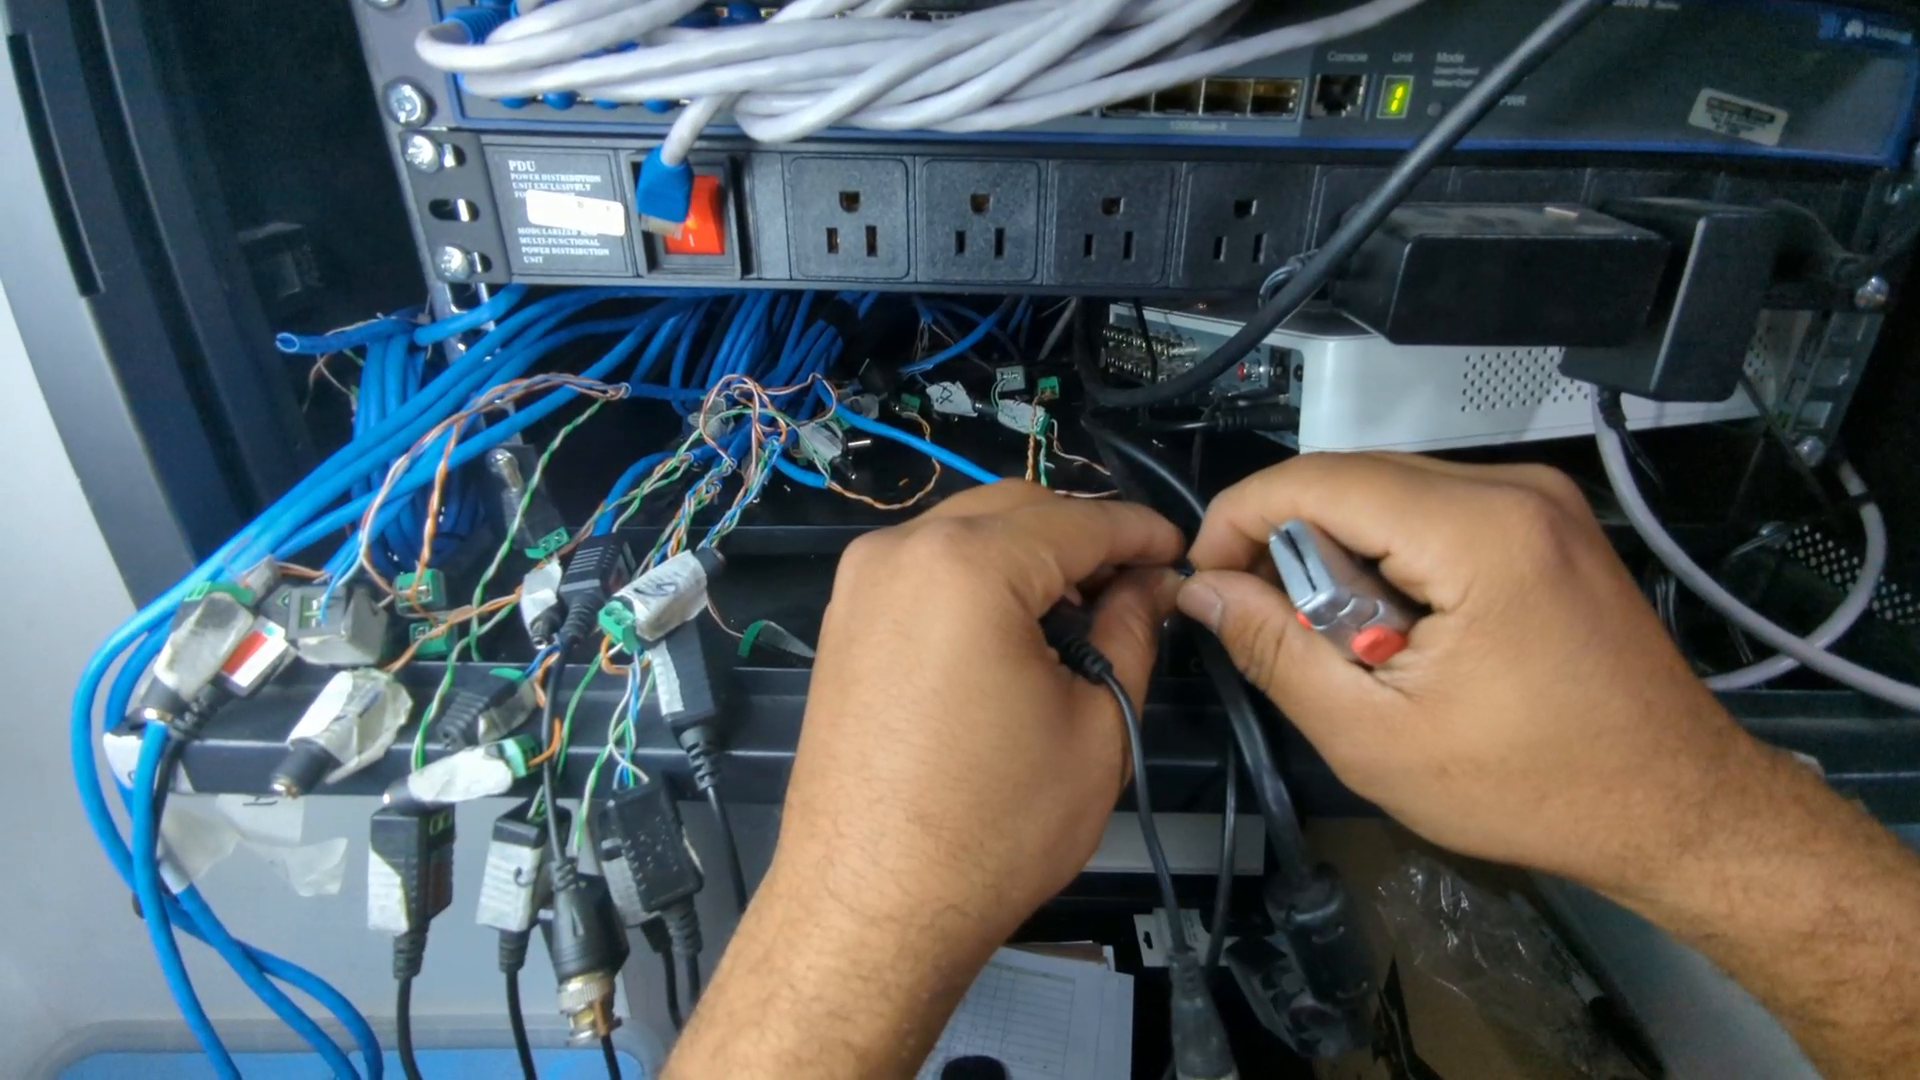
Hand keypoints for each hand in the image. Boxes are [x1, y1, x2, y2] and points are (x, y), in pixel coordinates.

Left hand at [780, 480, 1183, 941]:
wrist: (868, 903)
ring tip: (1073, 611)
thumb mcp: (1096, 727)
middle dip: (1082, 536)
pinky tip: (1008, 625)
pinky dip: (977, 574)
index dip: (1139, 531)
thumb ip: (1130, 631)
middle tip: (1129, 584)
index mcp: (967, 566)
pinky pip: (925, 565)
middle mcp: (901, 550)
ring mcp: (860, 580)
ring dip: (1028, 553)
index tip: (1176, 550)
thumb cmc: (993, 826)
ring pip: (966, 530)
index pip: (1078, 521)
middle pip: (1016, 510)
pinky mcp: (843, 615)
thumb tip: (1148, 584)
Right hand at [1177, 453, 1768, 891]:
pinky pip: (1417, 507)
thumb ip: (1272, 650)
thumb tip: (1200, 591)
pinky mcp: (1538, 519)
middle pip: (1343, 476)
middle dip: (1279, 537)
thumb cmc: (1529, 787)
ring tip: (1328, 629)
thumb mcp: (1370, 736)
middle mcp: (1510, 489)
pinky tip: (1383, 616)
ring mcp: (1533, 498)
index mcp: (1477, 532)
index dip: (1237, 519)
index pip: (1314, 479)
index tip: (1207, 580)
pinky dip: (1373, 550)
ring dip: (1327, 548)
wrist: (1683, 812)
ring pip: (1375, 488)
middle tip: (1258, 614)